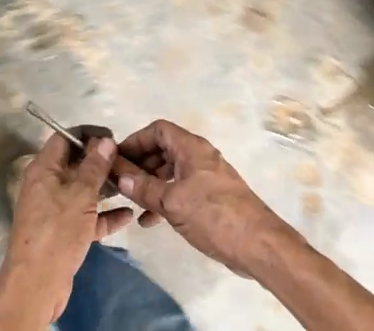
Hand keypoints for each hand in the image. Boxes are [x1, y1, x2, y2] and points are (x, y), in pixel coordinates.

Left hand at [0, 133, 133, 325]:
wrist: (36, 285)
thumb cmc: (57, 231)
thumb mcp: (80, 195)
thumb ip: (94, 167)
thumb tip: (105, 141)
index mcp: (44, 169)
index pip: (64, 138)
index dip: (88, 134)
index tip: (113, 136)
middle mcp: (47, 186)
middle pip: (75, 165)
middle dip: (101, 163)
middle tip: (127, 162)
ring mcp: (55, 211)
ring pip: (83, 192)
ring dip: (106, 189)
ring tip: (131, 186)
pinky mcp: (64, 233)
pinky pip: (87, 217)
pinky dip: (104, 216)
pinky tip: (127, 216)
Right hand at [111, 120, 297, 277]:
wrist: (256, 243)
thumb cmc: (213, 215)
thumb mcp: (172, 202)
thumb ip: (144, 188)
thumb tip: (120, 175)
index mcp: (191, 148)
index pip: (158, 130)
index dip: (136, 140)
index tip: (117, 159)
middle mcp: (199, 156)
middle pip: (163, 149)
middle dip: (140, 163)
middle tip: (120, 182)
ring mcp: (206, 177)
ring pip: (171, 171)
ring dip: (150, 183)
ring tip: (131, 202)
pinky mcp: (211, 197)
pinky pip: (180, 190)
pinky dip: (164, 199)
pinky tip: (150, 220)